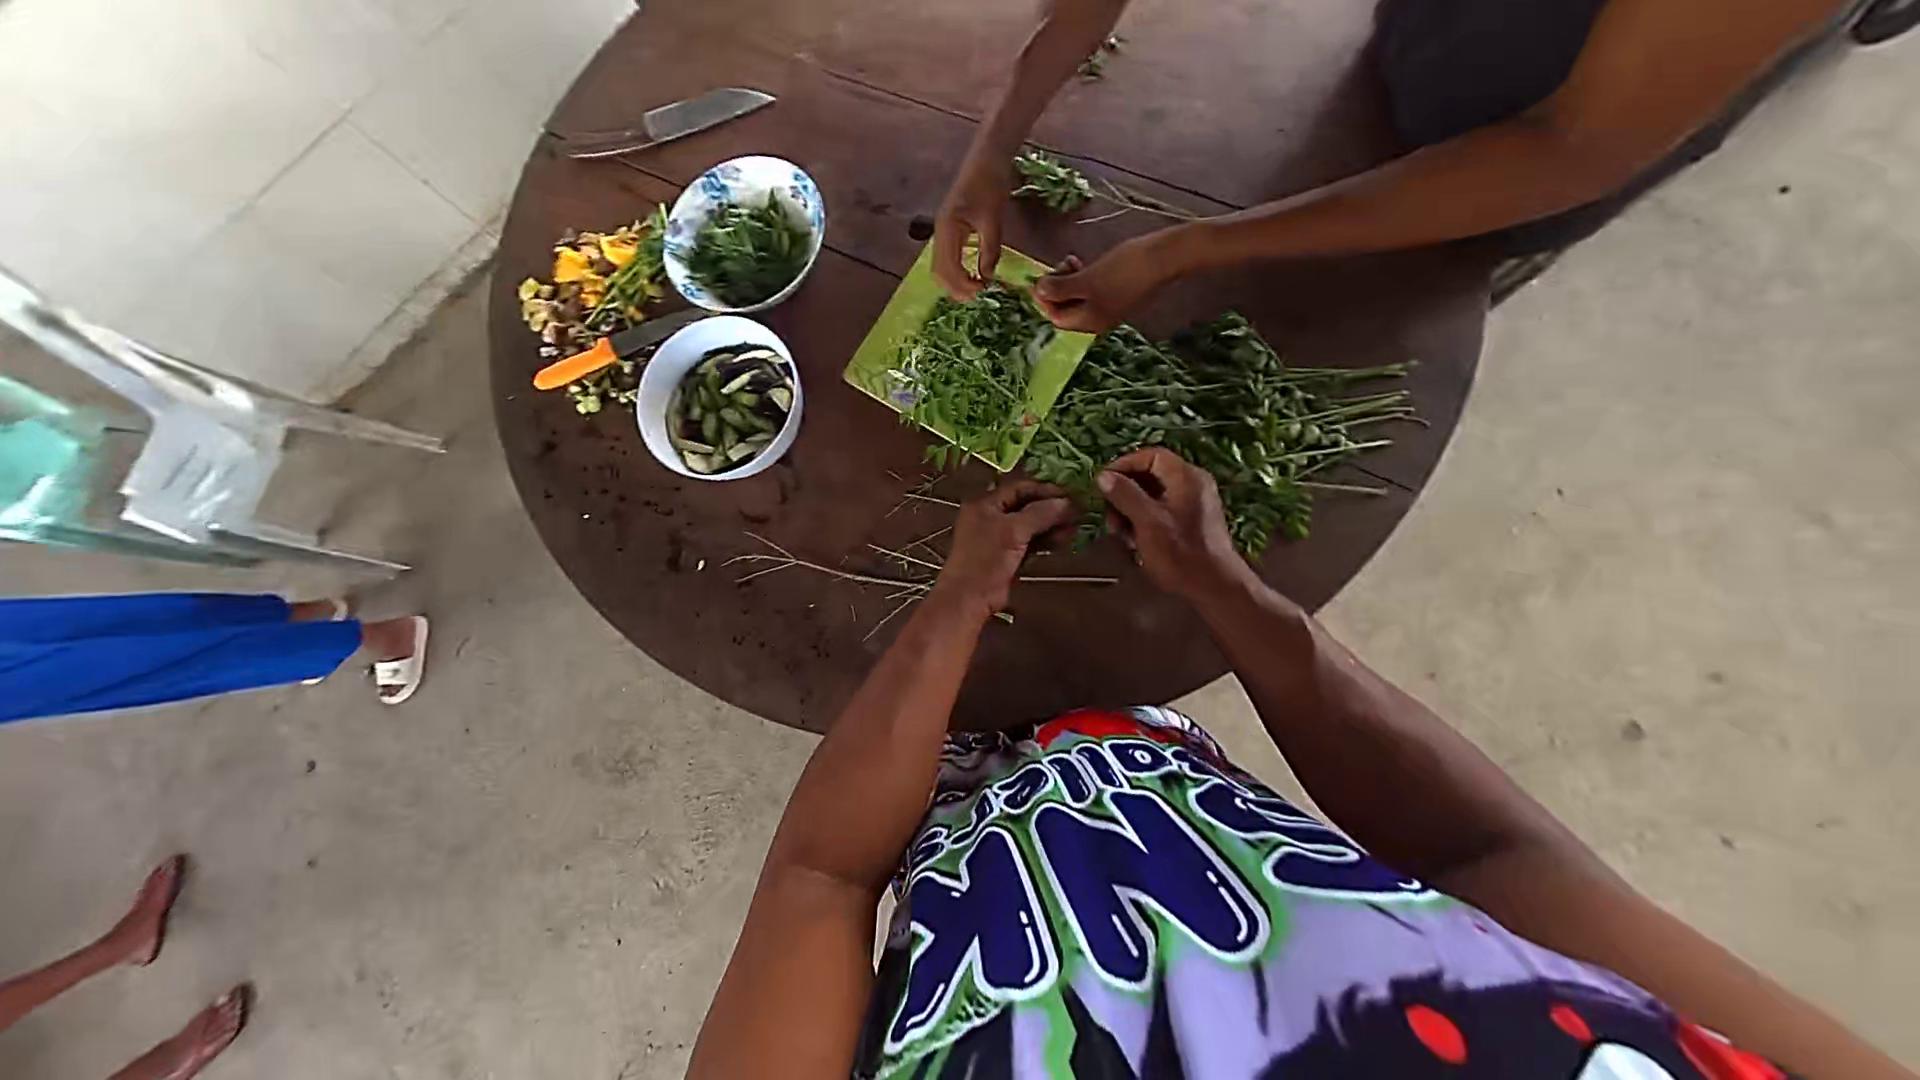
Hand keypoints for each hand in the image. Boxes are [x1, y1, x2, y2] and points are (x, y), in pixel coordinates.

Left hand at [931, 481, 1075, 621]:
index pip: (1019, 488)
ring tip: (1074, 527)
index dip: (1044, 490)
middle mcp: (991, 517)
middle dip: (1051, 509)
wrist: (969, 597)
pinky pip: (1029, 542)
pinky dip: (1045, 540)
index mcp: (985, 504)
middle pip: (1025, 506)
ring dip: (1051, 526)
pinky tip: (1063, 540)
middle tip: (1076, 512)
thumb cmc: (986, 559)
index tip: (1069, 495)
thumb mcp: (1013, 531)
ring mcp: (998, 537)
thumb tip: (1066, 503)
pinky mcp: (1007, 556)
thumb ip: (1040, 514)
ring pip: (1029, 526)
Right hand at [933, 154, 1014, 299]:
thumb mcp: (993, 220)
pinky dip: (956, 272)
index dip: (964, 286)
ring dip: (955, 283)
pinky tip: (972, 275)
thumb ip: (990, 251)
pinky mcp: (948, 231)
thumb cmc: (990, 184)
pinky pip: (946, 259)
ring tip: (976, 288)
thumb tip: (988, 278)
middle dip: (957, 289)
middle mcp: (940, 233)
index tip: (983, 290)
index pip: (948, 269)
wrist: (987, 158)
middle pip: (939, 273)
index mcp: (948, 229)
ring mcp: (942, 232)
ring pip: (940, 268)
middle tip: (979, 295)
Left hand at [1032, 236, 1164, 332]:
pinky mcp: (1115, 291)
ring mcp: (1107, 306)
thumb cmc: (1122, 271)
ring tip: (1071, 260)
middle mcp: (1097, 319)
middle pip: (1066, 309)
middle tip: (1060, 265)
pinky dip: (1081, 277)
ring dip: (1067, 280)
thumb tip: (1039, 291)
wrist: (1161, 258)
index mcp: (1089, 322)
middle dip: (1056, 288)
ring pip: (1077, 297)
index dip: (1044, 300)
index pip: (1057, 318)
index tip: (1038, 278)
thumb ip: (1060, 289)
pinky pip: (1090, 289)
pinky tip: (1081, 261)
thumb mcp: (1086, 280)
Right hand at [1096, 447, 1255, 601]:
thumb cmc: (1180, 552)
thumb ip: (1125, 495)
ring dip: (1130, 509)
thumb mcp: (1147, 521)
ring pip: (1152, 494)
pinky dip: (1143, 519)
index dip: (1124, 464)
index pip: (1151, 455)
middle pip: (1150, 474)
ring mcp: (1193, 503)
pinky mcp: (1190, 521)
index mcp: (1186, 477)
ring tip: (1119, 531)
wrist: (1213, 586)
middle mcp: (1192, 484)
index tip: (1104, 482)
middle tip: (1109, 512)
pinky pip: (1160, 509)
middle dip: (1124, 492)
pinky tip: (1134, 539)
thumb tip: (1103, 476)